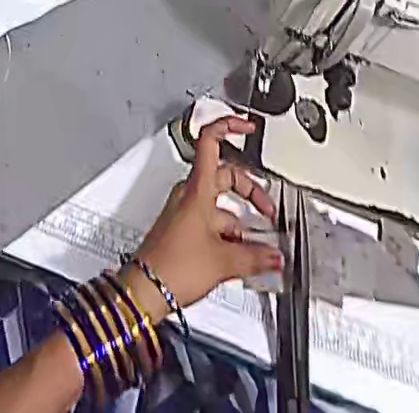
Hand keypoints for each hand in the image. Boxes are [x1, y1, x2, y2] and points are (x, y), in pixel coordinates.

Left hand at [129, 117, 281, 313]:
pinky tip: (239, 251)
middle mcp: (189, 193)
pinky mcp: (181, 227)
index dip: (230, 126)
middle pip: (225, 174)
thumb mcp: (223, 261)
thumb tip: (275, 256)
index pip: (210, 139)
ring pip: (219, 199)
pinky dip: (227, 230)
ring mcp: (184, 209)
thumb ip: (255, 257)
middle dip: (250, 190)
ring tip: (257, 238)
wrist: (142, 293)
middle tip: (266, 207)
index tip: (248, 125)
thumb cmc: (171, 267)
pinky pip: (210, 217)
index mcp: (198, 187)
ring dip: (239, 215)